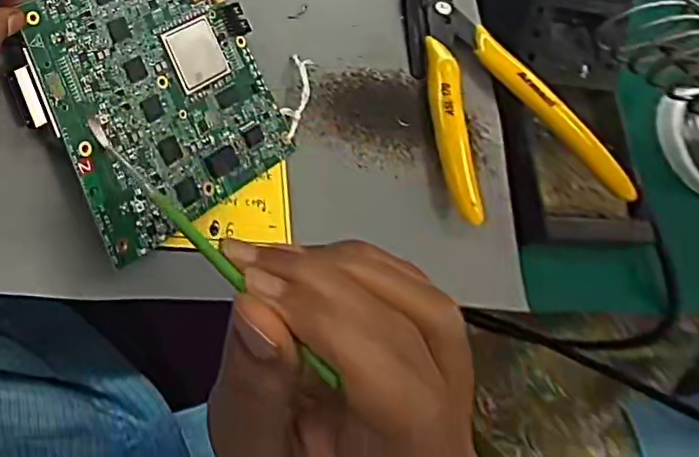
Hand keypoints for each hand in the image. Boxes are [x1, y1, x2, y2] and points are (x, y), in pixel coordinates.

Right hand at [210, 240, 473, 456]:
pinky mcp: (425, 348)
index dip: (324, 319)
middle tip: (251, 265)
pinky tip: (300, 267)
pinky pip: (404, 285)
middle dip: (318, 278)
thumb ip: (255, 382)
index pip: (399, 384)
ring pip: (415, 295)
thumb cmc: (277, 456)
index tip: (255, 287)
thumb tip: (254, 306)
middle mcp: (447, 424)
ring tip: (272, 265)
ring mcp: (445, 382)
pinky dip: (345, 262)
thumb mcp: (251, 441)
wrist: (289, 452)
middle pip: (412, 325)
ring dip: (334, 264)